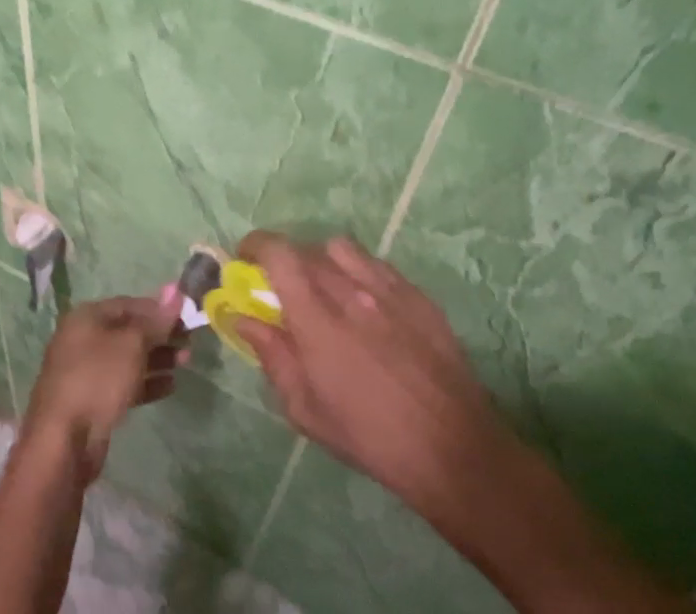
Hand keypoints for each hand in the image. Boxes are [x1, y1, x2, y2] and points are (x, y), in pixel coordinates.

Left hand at [23, 288, 186, 482]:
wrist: (63, 440)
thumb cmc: (97, 380)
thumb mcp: (131, 345)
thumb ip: (155, 320)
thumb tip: (175, 289)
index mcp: (87, 318)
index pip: (129, 304)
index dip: (158, 308)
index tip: (187, 316)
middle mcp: (84, 339)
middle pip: (128, 330)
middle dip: (160, 334)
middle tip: (190, 342)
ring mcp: (86, 371)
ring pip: (128, 358)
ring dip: (157, 358)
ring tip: (186, 362)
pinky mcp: (92, 400)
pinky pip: (124, 383)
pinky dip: (146, 382)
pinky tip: (171, 386)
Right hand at [234, 231, 520, 534]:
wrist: (451, 448)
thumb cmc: (368, 437)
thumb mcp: (305, 409)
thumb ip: (273, 355)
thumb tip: (243, 318)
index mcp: (317, 320)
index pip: (279, 255)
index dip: (256, 246)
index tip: (245, 259)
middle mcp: (352, 293)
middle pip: (308, 249)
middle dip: (285, 261)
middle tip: (281, 288)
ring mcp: (390, 291)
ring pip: (344, 250)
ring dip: (323, 261)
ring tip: (324, 290)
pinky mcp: (419, 297)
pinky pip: (378, 266)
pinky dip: (358, 272)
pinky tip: (364, 304)